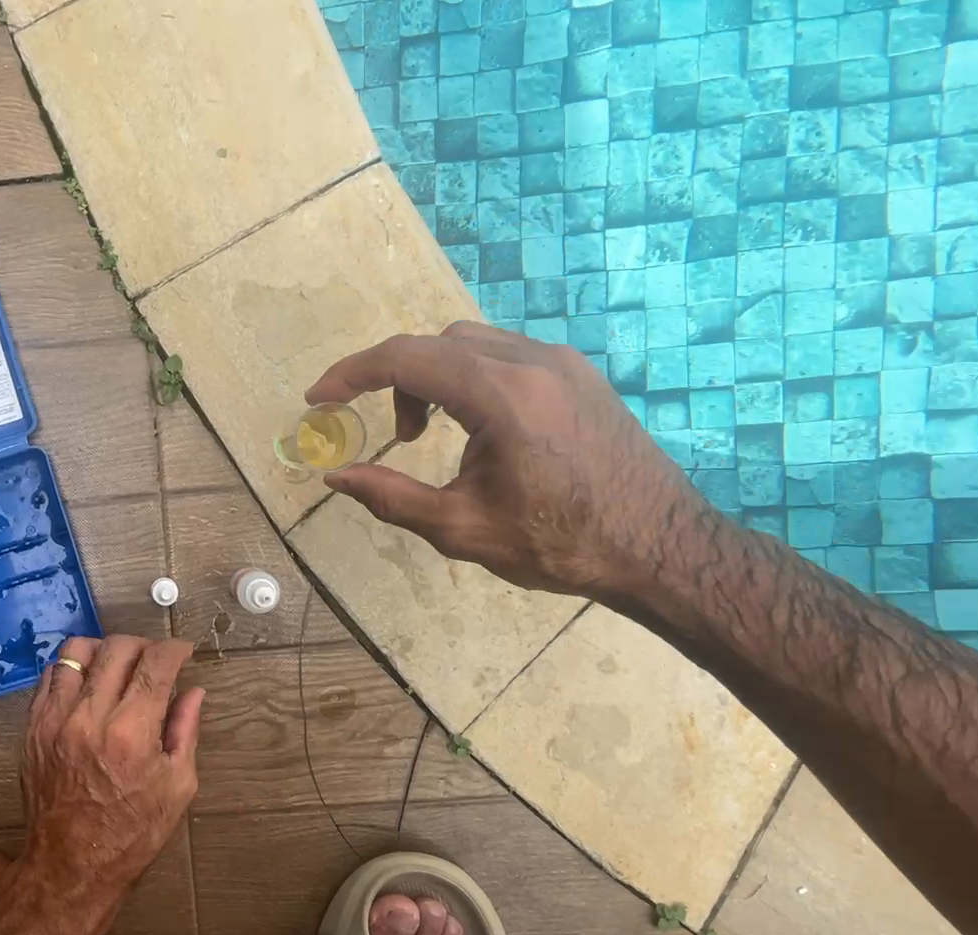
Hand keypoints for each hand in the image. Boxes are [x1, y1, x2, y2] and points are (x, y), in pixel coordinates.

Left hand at [19, 636, 205, 907]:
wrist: (70, 865)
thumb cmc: (132, 833)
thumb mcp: (177, 788)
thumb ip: (185, 731)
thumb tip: (194, 691)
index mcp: (132, 734)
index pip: (156, 665)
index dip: (175, 649)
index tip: (183, 651)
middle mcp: (89, 718)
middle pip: (117, 648)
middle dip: (143, 645)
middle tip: (154, 660)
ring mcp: (54, 720)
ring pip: (76, 652)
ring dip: (104, 651)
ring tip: (118, 667)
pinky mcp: (32, 726)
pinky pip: (50, 676)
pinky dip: (73, 670)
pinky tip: (88, 684)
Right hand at [305, 322, 706, 600]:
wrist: (660, 548)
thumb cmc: (557, 543)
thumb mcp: (460, 528)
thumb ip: (389, 497)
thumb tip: (335, 478)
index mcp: (502, 395)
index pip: (406, 359)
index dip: (350, 374)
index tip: (317, 397)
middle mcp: (533, 362)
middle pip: (437, 344)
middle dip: (395, 380)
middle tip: (395, 437)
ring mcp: (562, 364)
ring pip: (471, 344)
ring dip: (433, 378)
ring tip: (433, 435)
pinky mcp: (578, 375)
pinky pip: (504, 355)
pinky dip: (468, 379)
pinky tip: (476, 428)